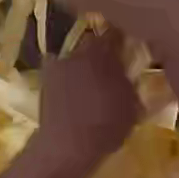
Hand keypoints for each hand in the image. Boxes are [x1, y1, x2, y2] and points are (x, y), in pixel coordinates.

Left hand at [37, 30, 139, 164]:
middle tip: (108, 69)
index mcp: (105, 54)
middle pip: (92, 43)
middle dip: (100, 52)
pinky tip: (66, 89)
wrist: (69, 143)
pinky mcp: (45, 76)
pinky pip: (57, 69)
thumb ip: (131, 83)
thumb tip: (130, 73)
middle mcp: (81, 52)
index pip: (114, 34)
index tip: (125, 48)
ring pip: (74, 56)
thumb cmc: (108, 126)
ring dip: (81, 64)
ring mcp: (60, 62)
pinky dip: (62, 75)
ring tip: (87, 83)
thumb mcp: (133, 106)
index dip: (120, 40)